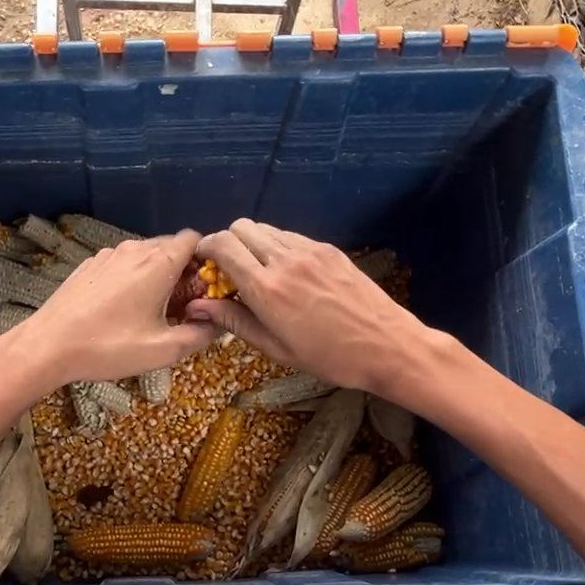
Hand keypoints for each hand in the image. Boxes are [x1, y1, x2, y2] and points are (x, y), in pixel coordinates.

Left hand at [4, 229, 216, 389]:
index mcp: (159, 262)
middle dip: (184, 272)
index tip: (207, 288)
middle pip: (171, 248)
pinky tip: (122, 310)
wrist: (48, 345)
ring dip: (157, 276)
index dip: (206, 260)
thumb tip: (219, 324)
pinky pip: (122, 265)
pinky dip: (132, 279)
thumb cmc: (110, 346)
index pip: (194, 239)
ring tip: (153, 312)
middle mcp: (134, 249)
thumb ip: (200, 334)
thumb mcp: (164, 350)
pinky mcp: (89, 266)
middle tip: (183, 307)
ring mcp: (108, 255)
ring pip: (145, 256)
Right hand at [186, 219, 436, 393]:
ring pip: (266, 229)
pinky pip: (290, 237)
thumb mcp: (275, 348)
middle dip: (227, 243)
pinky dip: (277, 247)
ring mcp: (309, 250)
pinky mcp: (328, 249)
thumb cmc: (328, 357)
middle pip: (241, 227)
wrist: (386, 345)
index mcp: (266, 289)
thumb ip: (234, 321)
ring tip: (259, 273)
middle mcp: (285, 260)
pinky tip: (287, 274)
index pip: (223, 246)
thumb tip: (197, 307)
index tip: (203, 263)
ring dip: (252, 244)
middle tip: (228, 269)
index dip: (206, 248)